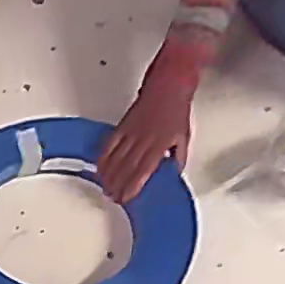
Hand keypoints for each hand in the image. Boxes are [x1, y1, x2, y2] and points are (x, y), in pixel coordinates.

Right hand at [98, 76, 193, 202]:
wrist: (168, 86)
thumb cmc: (176, 110)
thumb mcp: (184, 135)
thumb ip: (179, 157)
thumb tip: (175, 174)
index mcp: (160, 144)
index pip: (143, 171)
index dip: (132, 187)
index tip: (126, 198)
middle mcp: (143, 140)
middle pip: (126, 169)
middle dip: (117, 186)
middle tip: (113, 197)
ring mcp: (130, 134)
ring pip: (115, 161)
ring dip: (108, 177)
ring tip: (106, 188)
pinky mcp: (121, 128)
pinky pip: (108, 147)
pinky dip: (102, 160)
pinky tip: (100, 169)